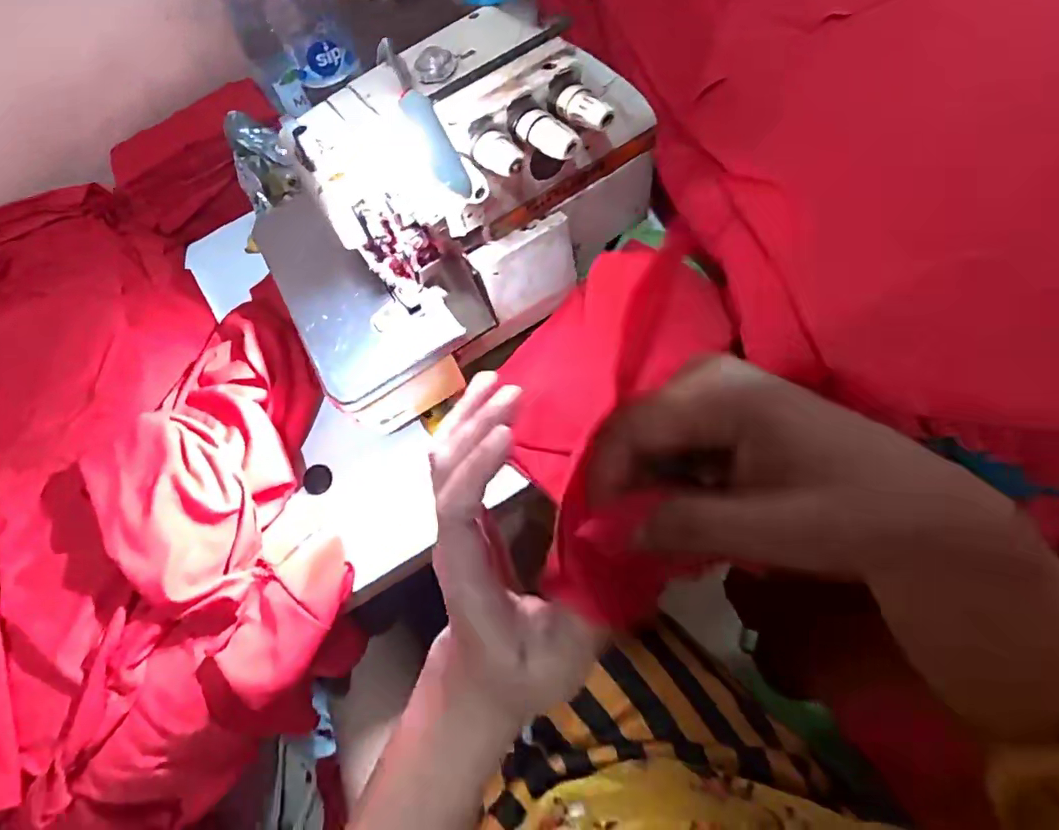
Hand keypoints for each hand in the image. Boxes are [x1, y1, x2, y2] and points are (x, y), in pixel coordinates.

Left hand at [427, 373, 602, 724]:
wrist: (480, 678)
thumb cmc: (520, 671)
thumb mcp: (561, 654)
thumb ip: (584, 604)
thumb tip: (615, 544)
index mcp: (466, 571)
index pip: (456, 508)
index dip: (477, 467)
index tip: (508, 432)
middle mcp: (450, 537)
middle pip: (443, 469)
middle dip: (474, 425)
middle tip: (514, 391)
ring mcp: (452, 522)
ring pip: (444, 458)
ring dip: (467, 416)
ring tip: (496, 380)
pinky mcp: (464, 513)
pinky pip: (457, 462)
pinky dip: (470, 426)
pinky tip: (490, 403)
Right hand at [585, 356, 1021, 578]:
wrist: (936, 522)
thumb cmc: (857, 519)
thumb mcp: (767, 530)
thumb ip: (681, 525)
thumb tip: (603, 532)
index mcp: (722, 392)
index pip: (631, 427)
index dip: (604, 479)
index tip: (594, 532)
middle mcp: (711, 376)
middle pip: (636, 428)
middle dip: (624, 483)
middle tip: (625, 536)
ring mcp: (722, 389)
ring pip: (652, 436)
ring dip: (647, 485)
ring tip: (658, 533)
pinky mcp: (731, 411)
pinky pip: (677, 442)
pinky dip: (672, 481)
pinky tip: (686, 516)